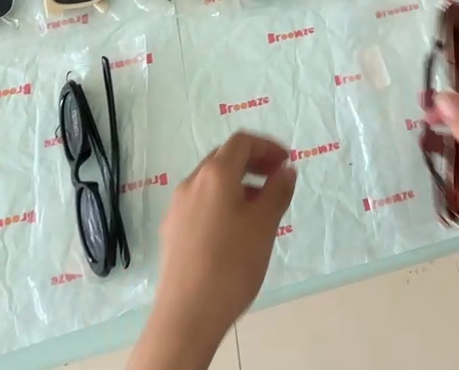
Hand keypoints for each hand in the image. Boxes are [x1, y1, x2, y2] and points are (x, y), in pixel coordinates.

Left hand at [140, 132, 296, 361]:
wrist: (186, 316)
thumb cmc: (231, 264)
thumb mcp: (264, 225)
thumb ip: (278, 191)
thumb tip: (286, 170)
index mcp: (215, 174)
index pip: (242, 142)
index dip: (267, 146)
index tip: (287, 162)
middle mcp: (191, 183)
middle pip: (224, 158)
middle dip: (252, 162)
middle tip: (276, 179)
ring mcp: (177, 208)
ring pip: (211, 181)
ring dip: (238, 183)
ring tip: (260, 207)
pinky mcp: (172, 231)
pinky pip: (200, 202)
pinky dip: (222, 201)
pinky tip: (234, 230)